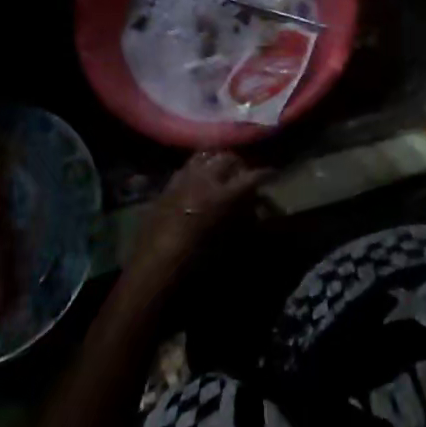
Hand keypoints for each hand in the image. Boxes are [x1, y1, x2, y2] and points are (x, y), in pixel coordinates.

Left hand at [126, 151, 266, 285]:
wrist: (152, 271)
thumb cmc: (196, 265)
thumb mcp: (228, 245)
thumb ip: (243, 222)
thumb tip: (255, 211)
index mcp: (222, 195)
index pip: (252, 176)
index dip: (265, 174)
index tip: (273, 174)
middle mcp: (202, 180)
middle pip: (227, 157)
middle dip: (240, 163)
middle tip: (246, 173)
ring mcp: (182, 180)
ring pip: (204, 155)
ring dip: (217, 160)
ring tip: (223, 169)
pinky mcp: (165, 187)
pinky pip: (186, 167)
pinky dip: (197, 168)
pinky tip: (198, 178)